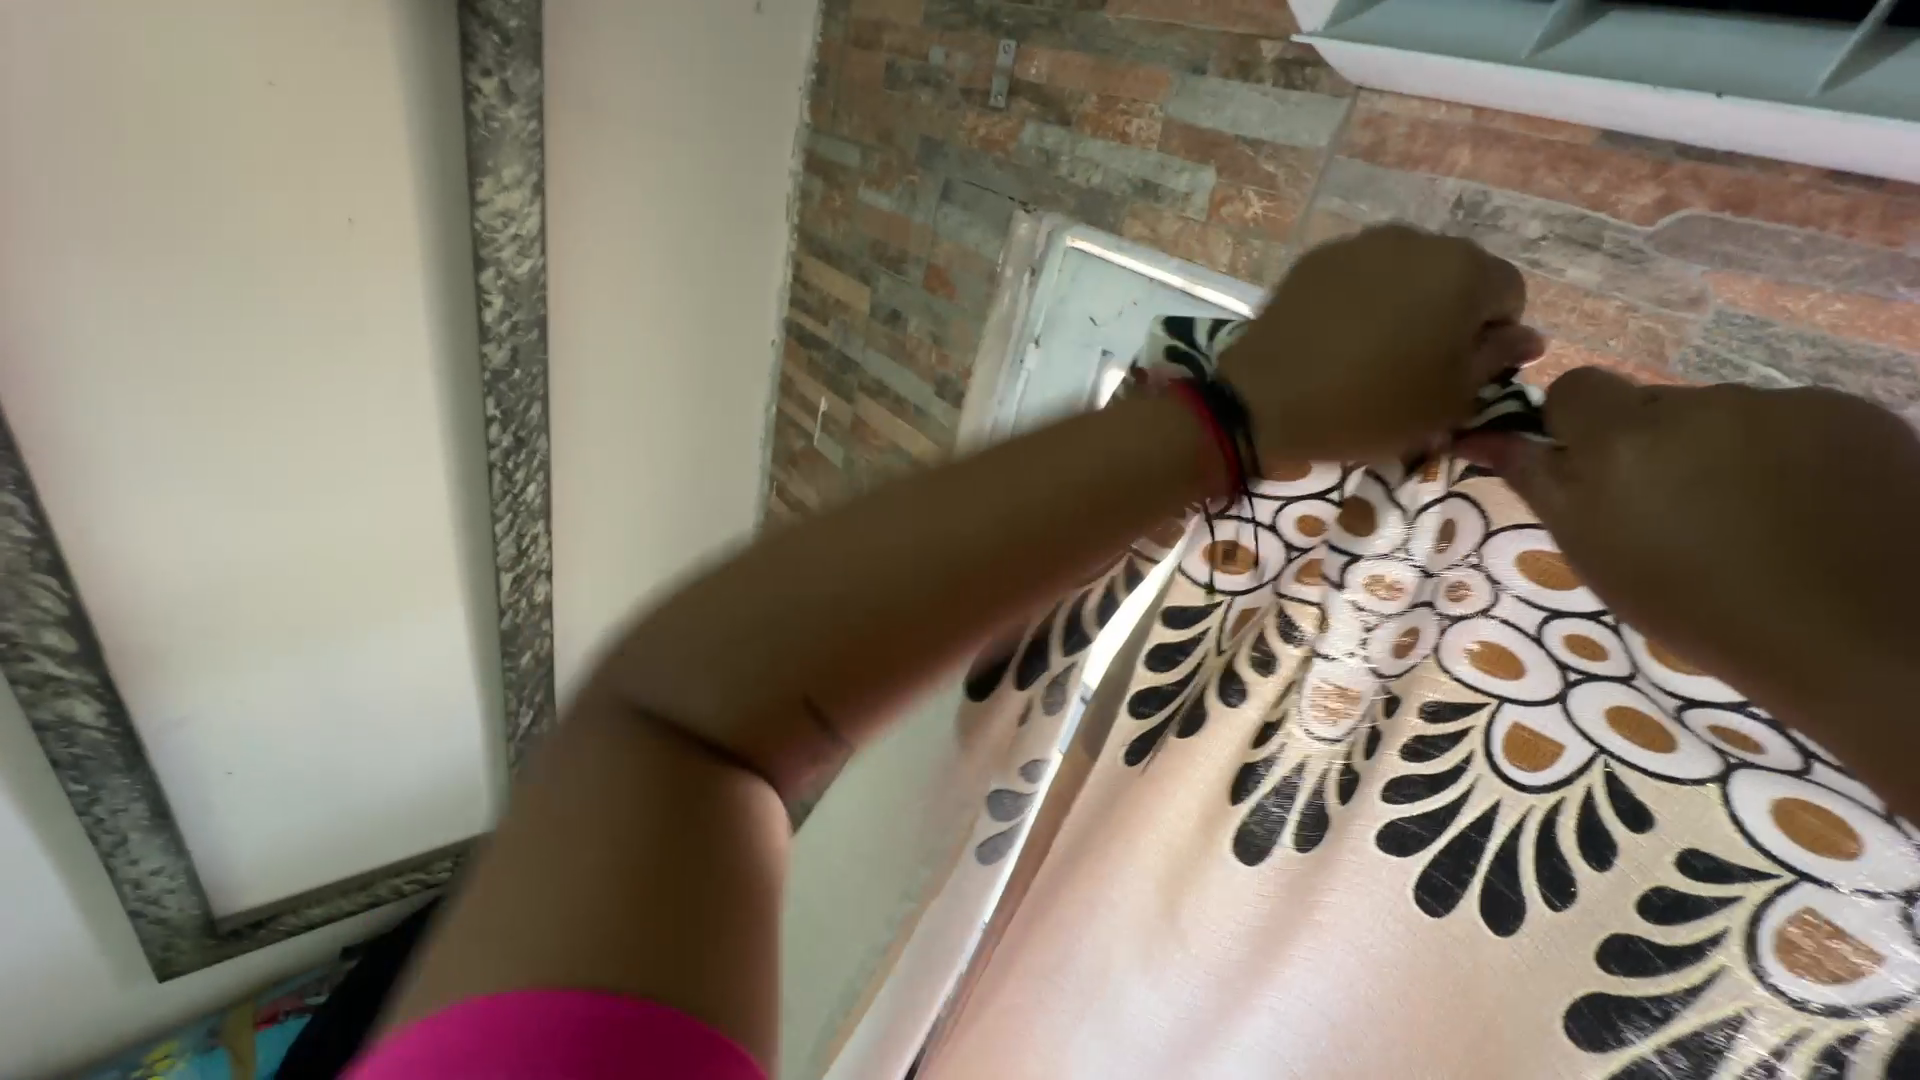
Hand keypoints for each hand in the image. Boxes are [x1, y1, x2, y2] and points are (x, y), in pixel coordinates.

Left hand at [1217, 224, 1545, 464]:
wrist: (1262, 402)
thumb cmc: (1368, 407)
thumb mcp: (1448, 401)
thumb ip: (1495, 360)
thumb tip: (1525, 336)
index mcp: (1466, 270)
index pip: (1507, 296)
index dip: (1490, 339)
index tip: (1456, 374)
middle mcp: (1417, 239)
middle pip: (1455, 277)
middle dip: (1447, 315)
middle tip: (1413, 367)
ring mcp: (1359, 244)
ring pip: (1405, 274)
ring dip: (1402, 305)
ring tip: (1370, 353)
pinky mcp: (1313, 260)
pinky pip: (1357, 277)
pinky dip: (1358, 301)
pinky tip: (1335, 339)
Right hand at [1462, 369, 1919, 803]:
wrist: (1864, 636)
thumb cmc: (1692, 603)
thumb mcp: (1589, 547)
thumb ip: (1536, 479)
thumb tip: (1478, 436)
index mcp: (1622, 437)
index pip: (1576, 387)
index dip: (1574, 424)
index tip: (1588, 472)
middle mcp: (1699, 403)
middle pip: (1649, 406)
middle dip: (1644, 446)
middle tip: (1664, 510)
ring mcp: (1783, 404)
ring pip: (1719, 416)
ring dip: (1711, 452)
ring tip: (1743, 517)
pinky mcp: (1853, 413)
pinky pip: (1789, 421)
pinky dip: (1782, 455)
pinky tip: (1800, 507)